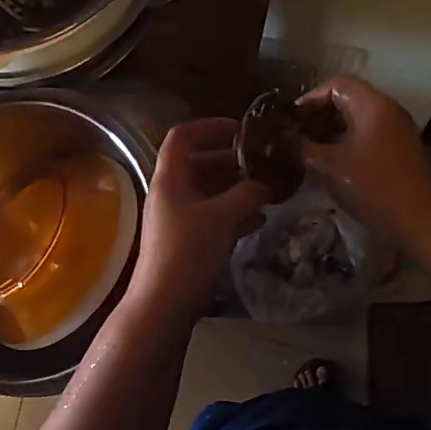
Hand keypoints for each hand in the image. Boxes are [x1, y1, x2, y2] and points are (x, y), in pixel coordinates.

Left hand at [130, 118, 268, 314]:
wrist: (165, 303)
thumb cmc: (189, 253)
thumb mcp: (223, 218)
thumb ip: (247, 194)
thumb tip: (264, 184)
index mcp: (170, 179)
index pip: (183, 137)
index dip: (210, 127)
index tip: (241, 130)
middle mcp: (170, 194)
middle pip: (199, 165)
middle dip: (231, 162)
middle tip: (261, 164)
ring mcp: (177, 219)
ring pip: (208, 192)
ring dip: (235, 189)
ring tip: (265, 192)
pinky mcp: (186, 241)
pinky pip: (211, 217)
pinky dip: (232, 214)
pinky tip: (257, 220)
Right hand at [296, 75, 430, 241]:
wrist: (421, 218)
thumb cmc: (373, 187)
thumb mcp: (330, 167)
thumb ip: (303, 148)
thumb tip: (283, 137)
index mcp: (371, 104)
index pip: (335, 84)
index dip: (308, 99)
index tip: (290, 120)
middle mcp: (387, 109)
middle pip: (347, 99)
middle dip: (318, 116)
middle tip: (296, 137)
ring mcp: (397, 130)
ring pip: (358, 119)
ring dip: (331, 131)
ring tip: (309, 151)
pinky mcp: (400, 150)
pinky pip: (368, 136)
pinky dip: (347, 142)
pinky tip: (332, 163)